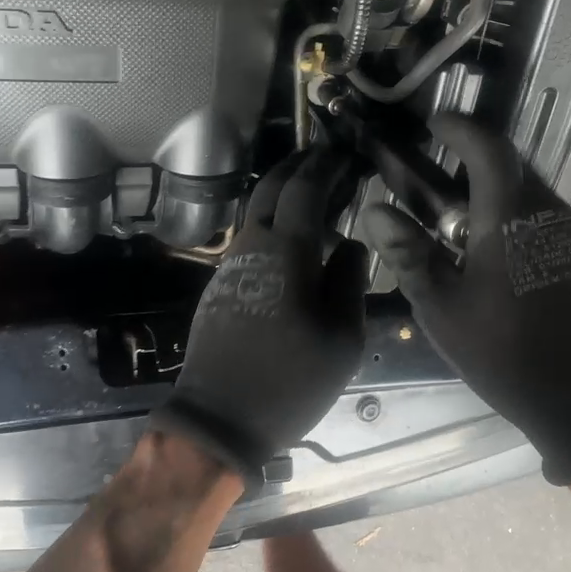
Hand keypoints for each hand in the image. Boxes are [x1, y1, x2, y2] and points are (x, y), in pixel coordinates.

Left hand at [161, 149, 369, 483]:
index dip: (327, 165)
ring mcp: (231, 264)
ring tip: (317, 196)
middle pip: (272, 187)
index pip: (305, 188)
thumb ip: (349, 281)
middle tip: (328, 159)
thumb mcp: (342, 338)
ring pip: (257, 212)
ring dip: (284, 193)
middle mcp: (253, 246)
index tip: (347, 154)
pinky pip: (251, 238)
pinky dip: (274, 222)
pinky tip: (294, 239)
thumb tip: (351, 243)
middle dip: (300, 166)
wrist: (219, 417)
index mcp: (286, 251)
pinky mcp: (221, 285)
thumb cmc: (290, 381)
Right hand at [359, 115, 570, 484]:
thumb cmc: (507, 356)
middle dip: (473, 160)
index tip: (434, 124)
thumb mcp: (443, 310)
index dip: (460, 127)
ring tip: (462, 223)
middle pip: (512, 166)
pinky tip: (501, 257)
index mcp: (510, 218)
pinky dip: (519, 220)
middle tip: (438, 176)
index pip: (488, 147)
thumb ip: (409, 254)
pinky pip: (549, 220)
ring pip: (532, 193)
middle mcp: (550, 213)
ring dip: (497, 194)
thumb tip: (374, 209)